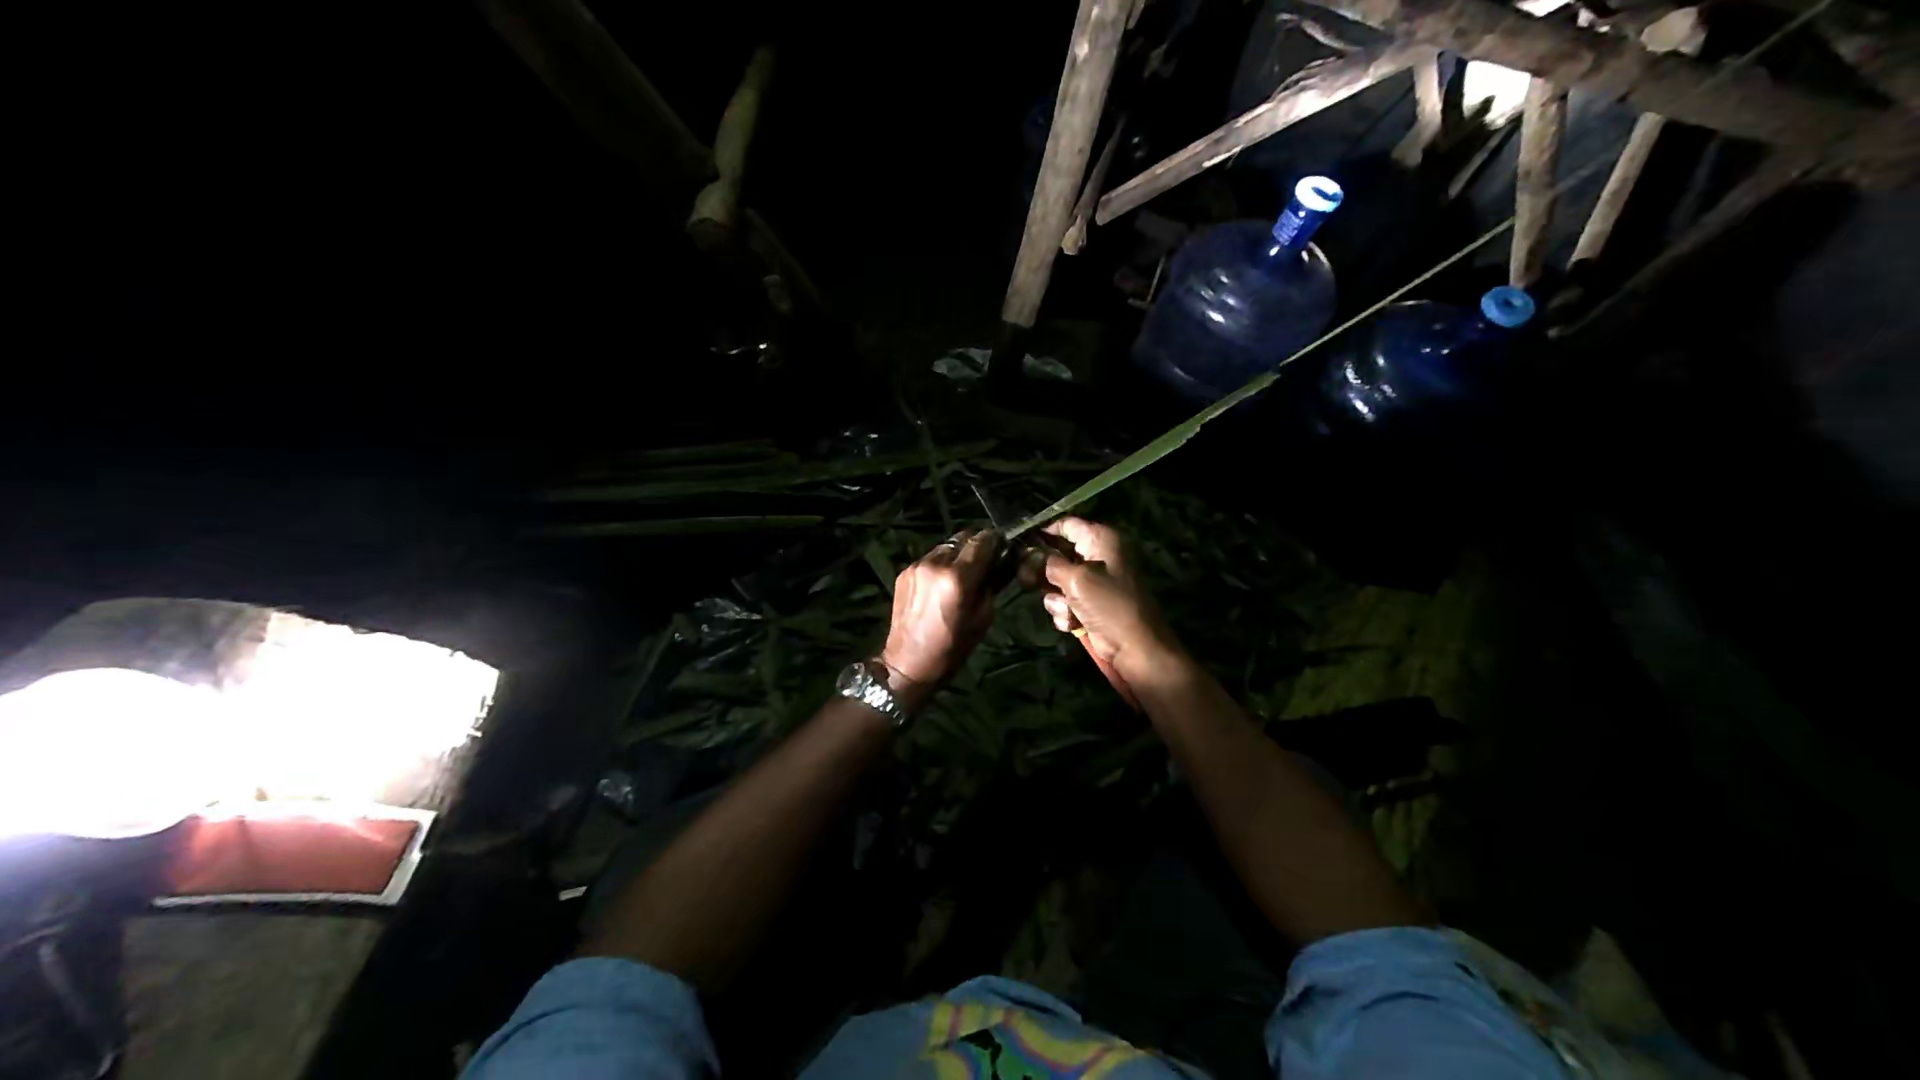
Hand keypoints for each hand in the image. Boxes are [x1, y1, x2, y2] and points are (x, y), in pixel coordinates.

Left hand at [879, 529, 1001, 691]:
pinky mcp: (904, 572)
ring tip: (961, 574)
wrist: (908, 662)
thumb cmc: (952, 647)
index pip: (982, 541)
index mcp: (958, 577)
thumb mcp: (982, 618)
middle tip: (984, 561)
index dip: (995, 541)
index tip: (1003, 547)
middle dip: (976, 546)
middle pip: (962, 539)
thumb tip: (1001, 564)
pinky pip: (929, 559)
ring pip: (945, 547)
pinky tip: (941, 583)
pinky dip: (940, 565)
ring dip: (957, 555)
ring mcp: (917, 566)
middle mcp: (935, 564)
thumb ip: (991, 585)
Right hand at [1021, 517, 1187, 688]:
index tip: (1019, 542)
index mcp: (1101, 540)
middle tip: (1026, 582)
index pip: (1066, 525)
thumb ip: (1049, 564)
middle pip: (1057, 554)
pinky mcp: (1089, 604)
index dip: (1043, 532)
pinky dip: (1065, 612)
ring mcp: (1093, 581)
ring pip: (1056, 581)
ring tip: (1067, 610)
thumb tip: (1029, 554)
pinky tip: (1073, 623)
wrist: (1134, 647)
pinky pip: (1064, 601)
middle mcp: (1097, 556)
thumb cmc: (1110, 605)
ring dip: (1056, 598)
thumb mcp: (1077, 580)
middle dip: (1043, 572)